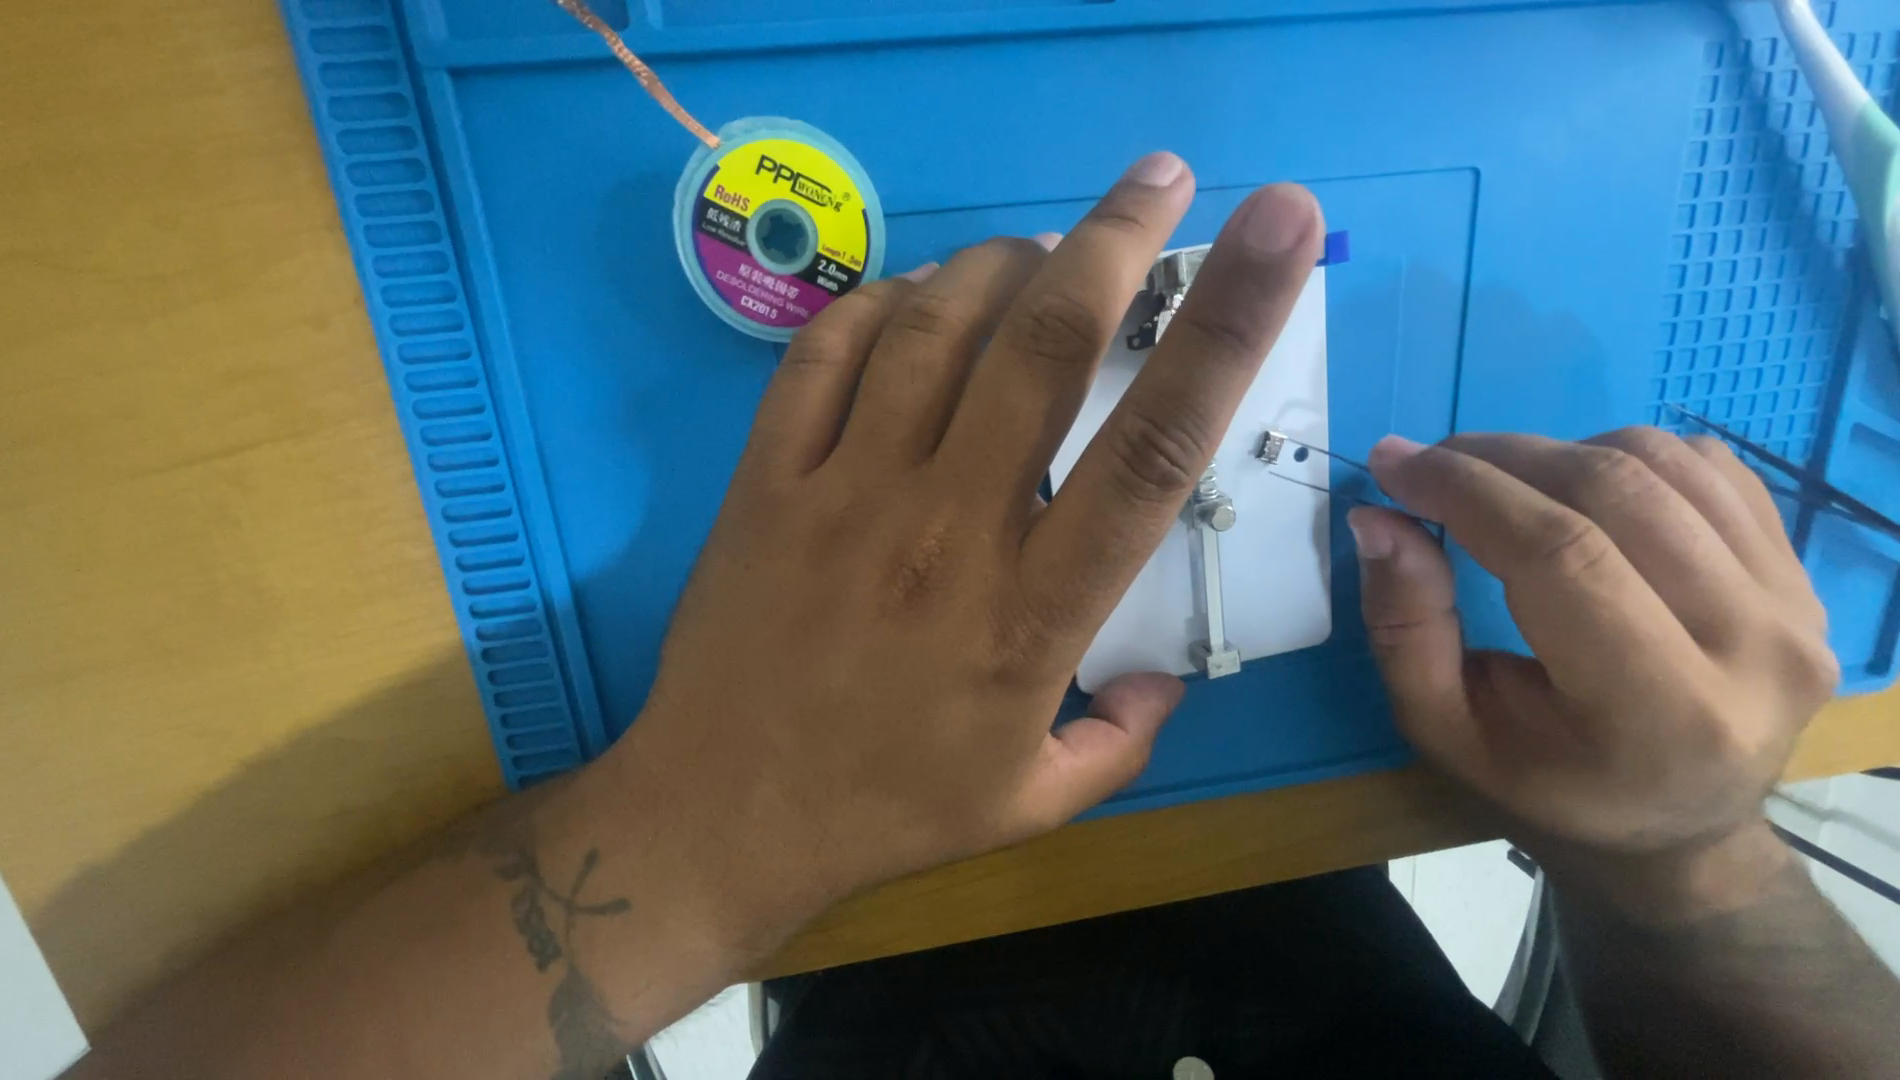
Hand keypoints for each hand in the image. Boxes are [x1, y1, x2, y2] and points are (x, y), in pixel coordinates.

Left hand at [622, 155, 1324, 930]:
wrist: (723, 815)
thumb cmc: (887, 809)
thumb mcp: (1033, 802)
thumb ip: (1124, 738)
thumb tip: (1170, 677)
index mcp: (1032, 615)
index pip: (1150, 449)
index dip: (1227, 328)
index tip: (1273, 230)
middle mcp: (945, 533)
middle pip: (1040, 349)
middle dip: (1111, 242)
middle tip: (1155, 182)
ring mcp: (843, 497)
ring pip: (930, 332)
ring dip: (995, 265)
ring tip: (1034, 253)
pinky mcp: (764, 485)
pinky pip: (823, 356)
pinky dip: (879, 304)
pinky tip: (914, 301)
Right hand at [1350, 429, 1839, 916]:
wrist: (1667, 826)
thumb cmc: (1533, 782)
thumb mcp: (1436, 722)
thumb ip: (1403, 623)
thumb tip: (1376, 518)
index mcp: (1653, 708)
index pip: (1556, 553)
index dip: (1462, 491)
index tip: (1391, 466)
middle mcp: (1753, 649)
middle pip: (1614, 491)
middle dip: (1496, 456)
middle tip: (1425, 464)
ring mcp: (1797, 607)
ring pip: (1664, 464)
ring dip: (1553, 451)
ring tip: (1491, 483)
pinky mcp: (1804, 579)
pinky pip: (1710, 470)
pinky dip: (1619, 456)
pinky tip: (1567, 490)